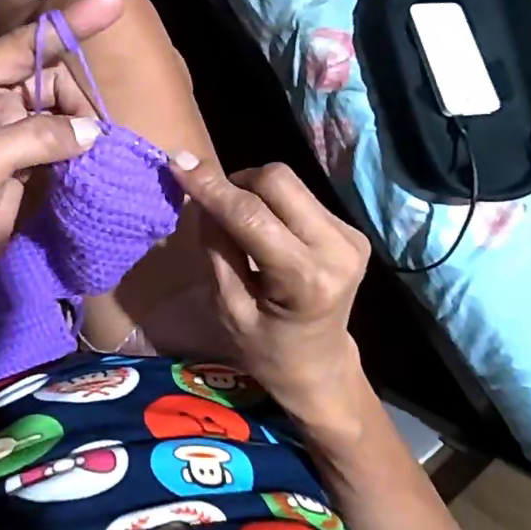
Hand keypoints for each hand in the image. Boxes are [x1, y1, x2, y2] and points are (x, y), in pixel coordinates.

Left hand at [0, 0, 124, 271]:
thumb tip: (91, 130)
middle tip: (100, 124)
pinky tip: (98, 150)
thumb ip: (35, 137)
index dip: (68, 24)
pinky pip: (63, 137)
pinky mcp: (26, 158)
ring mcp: (10, 127)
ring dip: (84, 119)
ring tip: (100, 142)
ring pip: (61, 106)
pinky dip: (81, 143)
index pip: (22, 43)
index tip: (113, 2)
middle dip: (79, 91)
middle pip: (49, 74)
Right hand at [171, 154, 374, 434]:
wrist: (320, 365)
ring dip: (253, 191)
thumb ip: (216, 248)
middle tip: (214, 207)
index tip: (178, 164)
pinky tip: (265, 229)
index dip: (212, 187)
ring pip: (289, 182)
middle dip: (236, 183)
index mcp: (306, 280)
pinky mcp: (351, 229)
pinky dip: (271, 202)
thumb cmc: (266, 349)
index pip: (251, 217)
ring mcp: (350, 236)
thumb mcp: (228, 308)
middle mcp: (338, 249)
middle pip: (277, 180)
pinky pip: (299, 195)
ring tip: (239, 223)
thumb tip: (201, 193)